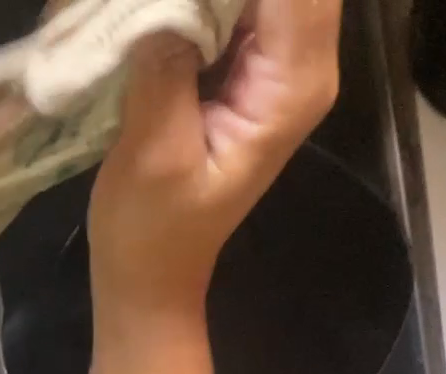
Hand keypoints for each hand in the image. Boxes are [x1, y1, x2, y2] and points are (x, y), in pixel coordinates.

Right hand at [89, 0, 341, 311]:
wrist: (149, 275)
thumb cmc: (151, 231)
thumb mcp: (153, 155)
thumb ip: (165, 73)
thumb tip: (159, 7)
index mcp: (292, 86)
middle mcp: (300, 65)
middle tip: (147, 4)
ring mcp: (273, 68)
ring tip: (145, 11)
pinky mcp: (242, 74)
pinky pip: (232, 11)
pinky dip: (193, 7)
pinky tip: (154, 18)